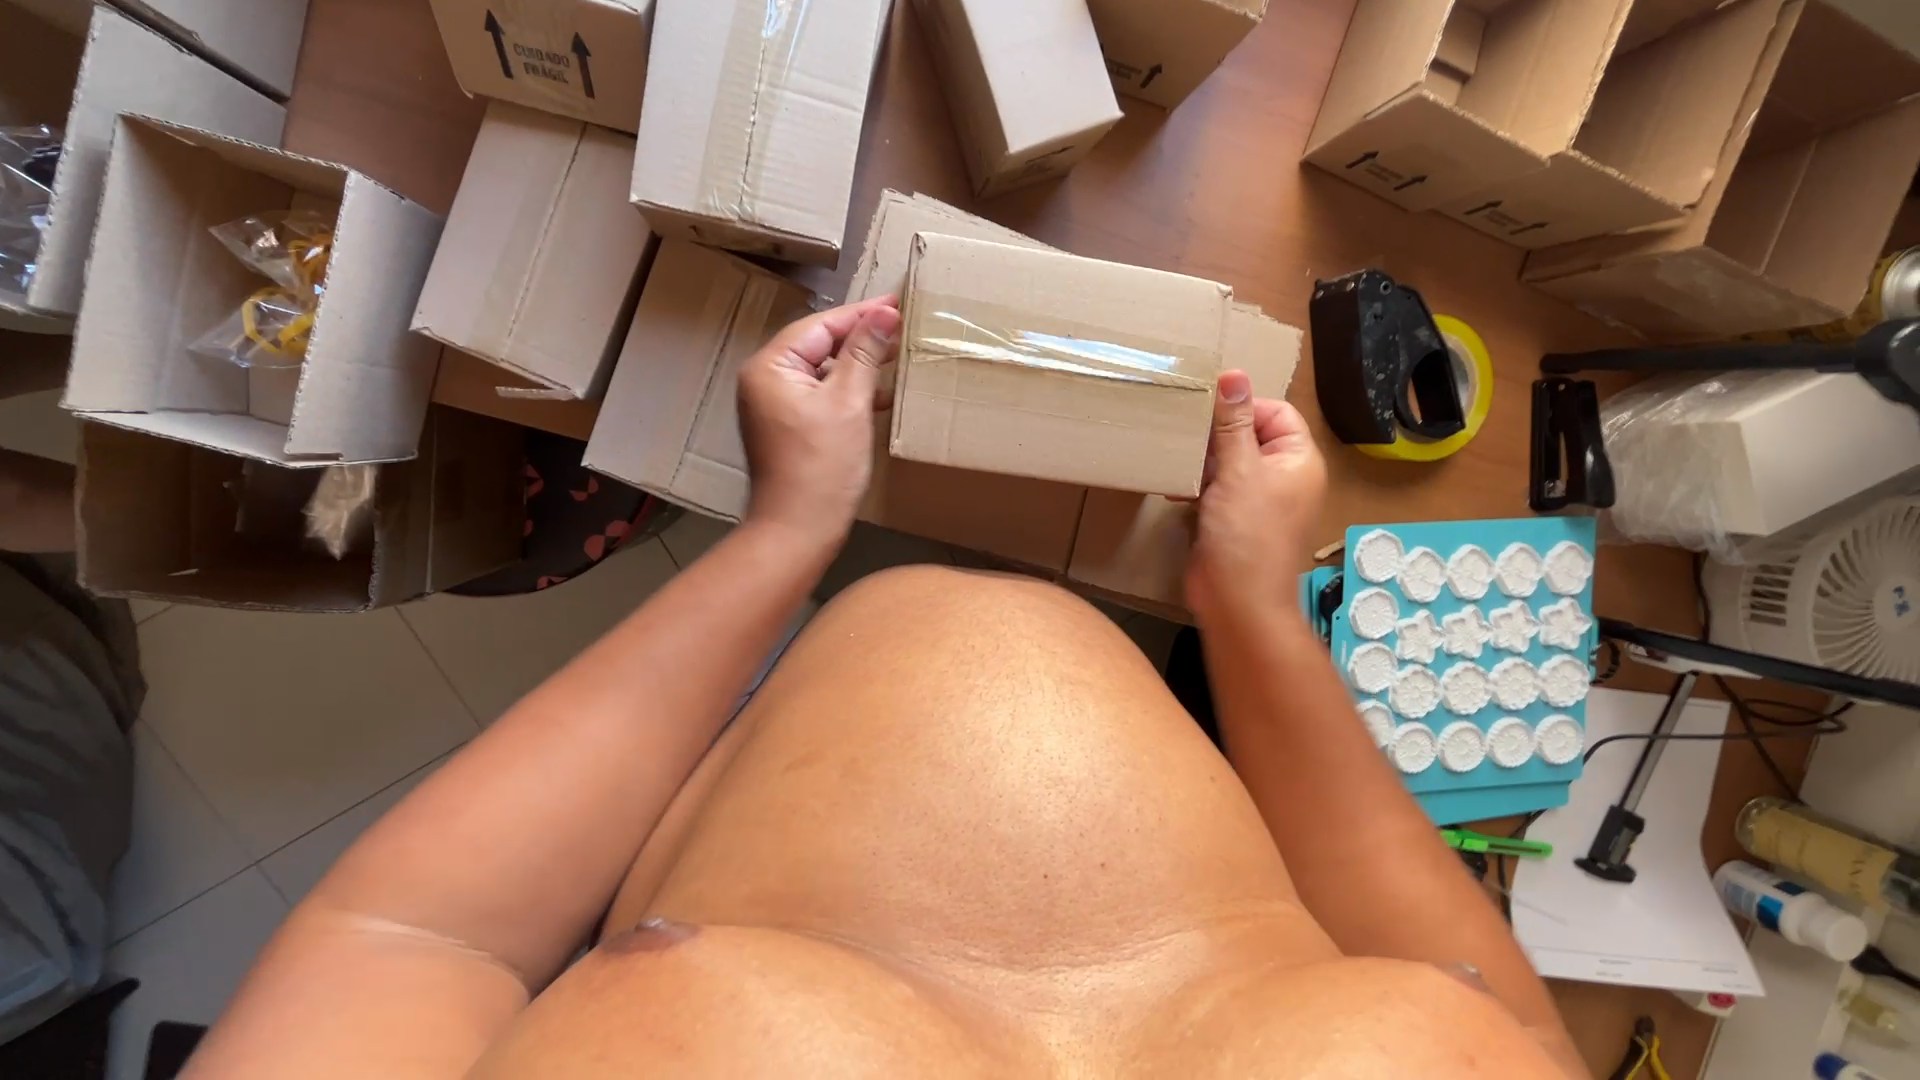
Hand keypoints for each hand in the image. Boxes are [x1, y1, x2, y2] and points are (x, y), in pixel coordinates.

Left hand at [736, 295, 900, 545]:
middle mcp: (765, 381)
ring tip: (898, 354)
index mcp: (770, 367)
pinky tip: (881, 394)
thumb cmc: (822, 466)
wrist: (799, 530)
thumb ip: (865, 354)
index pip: (821, 326)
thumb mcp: (849, 403)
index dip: (861, 314)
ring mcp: (774, 407)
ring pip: (822, 372)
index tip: (897, 302)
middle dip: (861, 338)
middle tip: (903, 325)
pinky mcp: (788, 429)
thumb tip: (885, 313)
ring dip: (859, 365)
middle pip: (819, 346)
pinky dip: (849, 392)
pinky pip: (821, 397)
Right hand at [1185, 370, 1326, 627]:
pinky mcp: (1232, 519)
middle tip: (1182, 431)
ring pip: (1227, 462)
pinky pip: (1215, 488)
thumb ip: (1233, 422)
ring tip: (1174, 457)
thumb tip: (1234, 373)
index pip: (1275, 412)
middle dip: (1214, 435)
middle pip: (1248, 435)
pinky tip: (1173, 487)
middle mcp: (1283, 476)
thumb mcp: (1238, 470)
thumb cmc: (1246, 534)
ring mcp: (1257, 500)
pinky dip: (1195, 485)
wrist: (1236, 600)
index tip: (1206, 411)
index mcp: (1298, 460)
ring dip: (1200, 460)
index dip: (1243, 407)